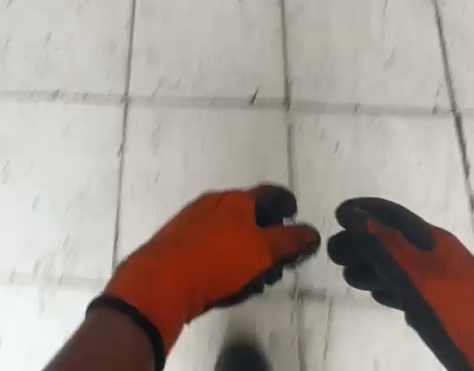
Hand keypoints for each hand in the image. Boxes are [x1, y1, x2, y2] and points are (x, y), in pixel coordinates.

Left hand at [93, 185, 320, 366]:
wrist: (162, 280)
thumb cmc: (217, 260)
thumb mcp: (261, 251)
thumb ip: (288, 240)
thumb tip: (311, 232)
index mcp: (236, 199)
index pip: (270, 194)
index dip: (287, 204)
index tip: (296, 217)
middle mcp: (215, 202)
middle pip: (250, 213)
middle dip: (268, 235)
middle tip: (278, 262)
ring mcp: (195, 220)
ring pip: (231, 230)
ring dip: (247, 249)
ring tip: (255, 278)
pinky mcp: (180, 240)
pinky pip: (212, 244)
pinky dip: (226, 256)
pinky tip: (228, 281)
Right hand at [327, 198, 473, 370]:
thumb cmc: (458, 319)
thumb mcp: (417, 277)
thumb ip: (385, 244)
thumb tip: (354, 215)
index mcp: (435, 241)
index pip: (392, 215)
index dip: (364, 212)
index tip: (337, 216)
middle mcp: (441, 256)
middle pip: (395, 241)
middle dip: (364, 243)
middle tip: (334, 254)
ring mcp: (449, 284)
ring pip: (403, 267)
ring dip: (375, 267)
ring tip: (350, 277)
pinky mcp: (452, 311)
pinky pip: (414, 290)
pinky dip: (392, 288)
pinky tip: (382, 297)